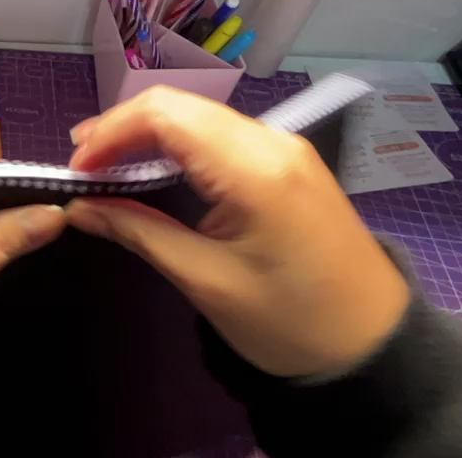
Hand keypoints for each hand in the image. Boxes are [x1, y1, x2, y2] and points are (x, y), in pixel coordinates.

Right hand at [64, 86, 408, 378]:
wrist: (383, 355)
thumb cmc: (292, 323)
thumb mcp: (206, 281)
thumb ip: (137, 232)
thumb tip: (79, 208)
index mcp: (253, 168)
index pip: (163, 115)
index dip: (110, 132)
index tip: (77, 168)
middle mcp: (270, 141)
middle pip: (176, 105)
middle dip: (121, 126)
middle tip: (82, 161)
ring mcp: (282, 147)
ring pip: (194, 113)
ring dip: (145, 129)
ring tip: (106, 159)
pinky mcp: (286, 160)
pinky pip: (216, 130)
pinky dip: (174, 139)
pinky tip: (152, 161)